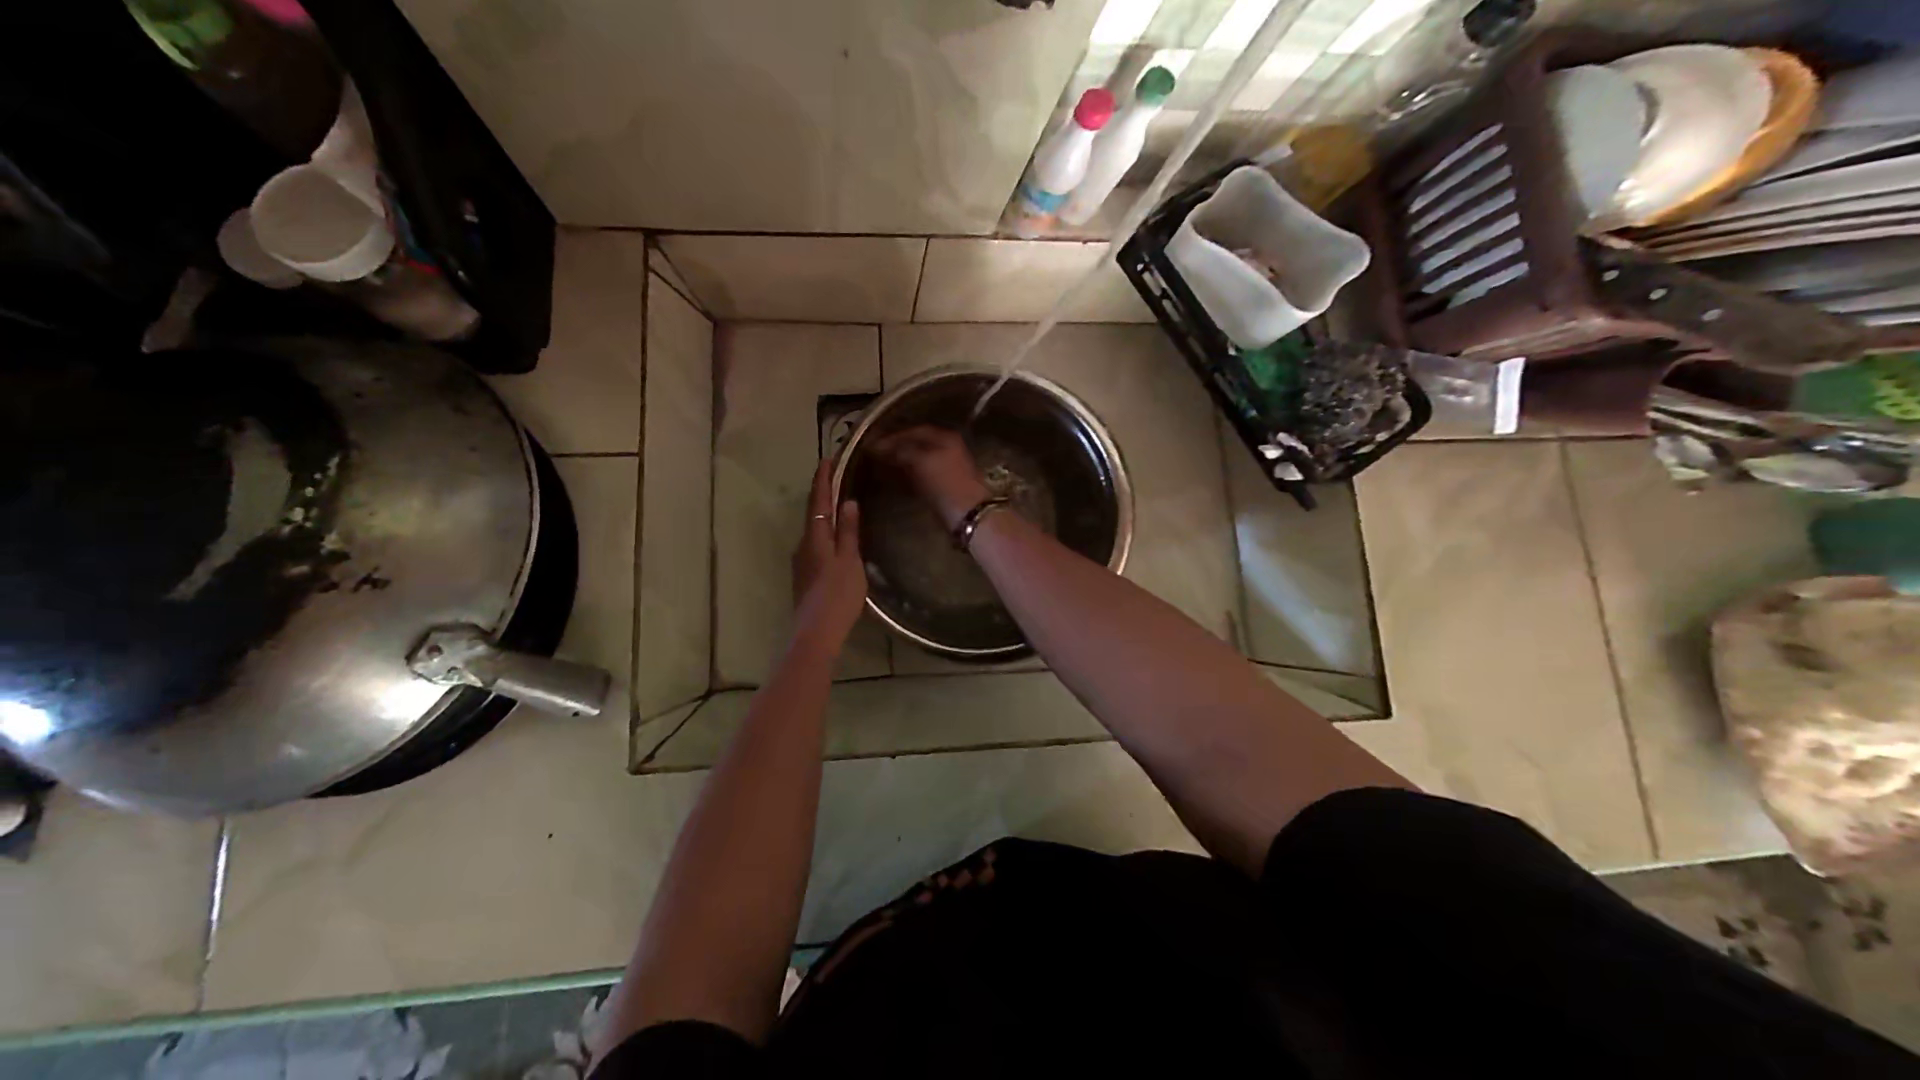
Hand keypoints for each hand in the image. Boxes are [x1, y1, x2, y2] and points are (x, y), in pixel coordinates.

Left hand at [791, 460, 866, 652]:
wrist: (816, 632)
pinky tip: (837, 537)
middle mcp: (804, 544)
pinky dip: (827, 532)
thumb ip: (849, 532)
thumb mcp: (850, 561)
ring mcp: (802, 561)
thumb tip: (848, 502)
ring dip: (826, 514)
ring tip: (841, 503)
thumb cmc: (837, 594)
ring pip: (815, 530)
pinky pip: (816, 544)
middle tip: (837, 476)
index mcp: (815, 536)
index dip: (823, 479)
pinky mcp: (805, 575)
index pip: (818, 500)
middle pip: (814, 513)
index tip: (828, 458)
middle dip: (824, 493)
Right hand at [872, 425, 990, 530]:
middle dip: (896, 450)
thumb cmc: (945, 484)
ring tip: (882, 468)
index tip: (874, 444)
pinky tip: (897, 482)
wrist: (969, 515)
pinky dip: (909, 477)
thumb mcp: (920, 462)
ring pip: (919, 461)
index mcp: (945, 437)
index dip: (893, 436)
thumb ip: (900, 451)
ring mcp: (948, 468)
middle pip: (917, 445)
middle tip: (876, 456)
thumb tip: (879, 446)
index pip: (915, 431)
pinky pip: (923, 476)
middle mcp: (948, 448)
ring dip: (901, 464)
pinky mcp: (946, 487)